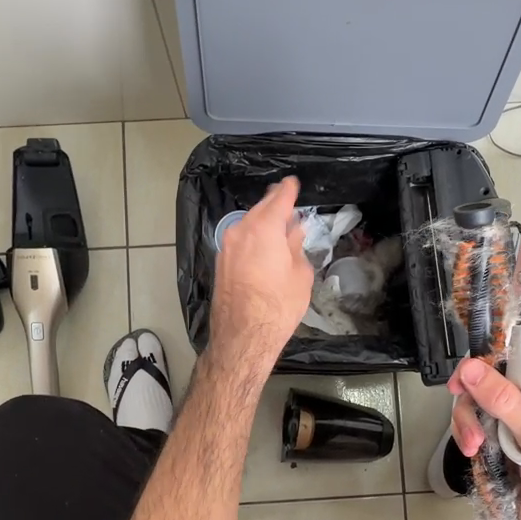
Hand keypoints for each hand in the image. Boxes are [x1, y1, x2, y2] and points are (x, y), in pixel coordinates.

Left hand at [211, 178, 313, 368]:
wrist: (243, 336)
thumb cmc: (278, 306)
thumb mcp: (300, 275)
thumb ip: (296, 247)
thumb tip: (294, 232)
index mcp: (264, 228)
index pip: (279, 198)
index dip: (289, 190)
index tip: (293, 182)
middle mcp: (241, 231)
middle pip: (260, 209)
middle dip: (275, 203)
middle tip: (287, 200)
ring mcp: (227, 247)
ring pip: (248, 225)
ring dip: (263, 222)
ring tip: (279, 226)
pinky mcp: (221, 263)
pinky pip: (240, 241)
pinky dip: (253, 238)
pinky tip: (264, 246)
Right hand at [448, 316, 520, 519]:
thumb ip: (506, 402)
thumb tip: (472, 370)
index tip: (493, 344)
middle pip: (503, 364)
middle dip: (479, 384)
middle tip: (462, 394)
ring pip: (485, 393)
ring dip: (470, 415)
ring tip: (474, 442)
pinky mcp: (507, 435)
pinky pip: (479, 419)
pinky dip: (470, 431)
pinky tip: (474, 450)